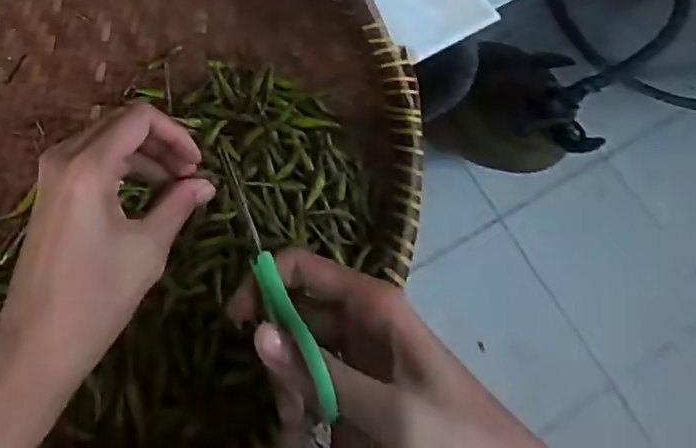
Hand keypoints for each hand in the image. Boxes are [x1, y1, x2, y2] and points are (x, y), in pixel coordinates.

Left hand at [0, 103, 215, 447]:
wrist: (36, 342)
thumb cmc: (96, 299)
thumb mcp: (146, 250)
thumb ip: (177, 205)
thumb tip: (206, 183)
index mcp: (88, 164)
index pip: (139, 118)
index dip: (175, 133)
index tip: (197, 164)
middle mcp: (65, 155)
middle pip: (121, 123)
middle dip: (160, 142)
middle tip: (190, 174)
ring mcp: (52, 169)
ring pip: (106, 138)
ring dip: (142, 154)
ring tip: (175, 184)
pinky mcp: (49, 186)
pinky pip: (90, 157)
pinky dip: (120, 165)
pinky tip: (145, 190)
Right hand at [227, 248, 543, 447]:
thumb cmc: (459, 439)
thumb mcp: (390, 412)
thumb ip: (320, 373)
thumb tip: (254, 331)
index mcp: (370, 303)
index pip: (299, 265)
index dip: (263, 281)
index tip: (236, 321)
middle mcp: (358, 321)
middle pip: (292, 313)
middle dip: (277, 353)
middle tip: (283, 401)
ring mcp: (358, 359)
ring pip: (297, 355)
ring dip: (288, 389)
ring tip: (298, 429)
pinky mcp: (358, 394)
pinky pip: (313, 389)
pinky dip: (302, 411)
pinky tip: (306, 435)